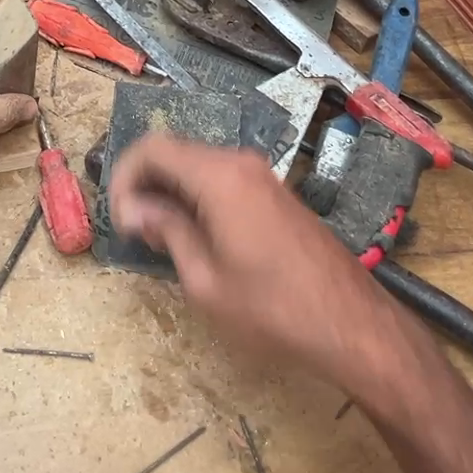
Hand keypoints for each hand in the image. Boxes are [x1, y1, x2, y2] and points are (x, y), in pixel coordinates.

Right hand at [108, 133, 400, 390]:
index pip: (152, 148)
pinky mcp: (272, 191)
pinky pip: (219, 177)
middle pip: (173, 151)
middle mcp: (238, 161)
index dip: (123, 176)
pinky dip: (195, 195)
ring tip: (160, 236)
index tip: (120, 217)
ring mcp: (260, 173)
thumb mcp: (204, 279)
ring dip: (169, 190)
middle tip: (135, 229)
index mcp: (218, 175)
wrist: (353, 324)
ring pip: (195, 164)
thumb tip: (137, 210)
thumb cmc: (273, 307)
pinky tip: (194, 233)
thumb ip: (166, 231)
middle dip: (144, 183)